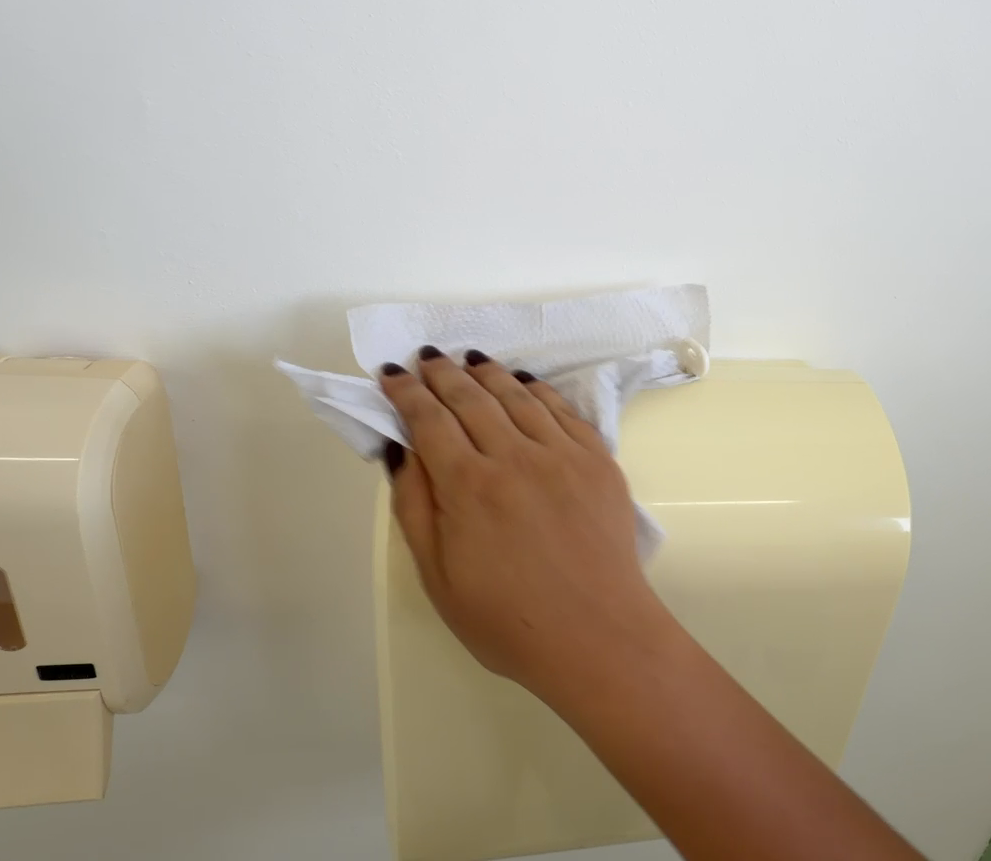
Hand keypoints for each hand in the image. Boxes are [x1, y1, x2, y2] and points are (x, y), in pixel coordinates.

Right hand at [377, 346, 676, 698]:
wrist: (596, 633)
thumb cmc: (507, 620)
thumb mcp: (438, 577)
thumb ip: (416, 507)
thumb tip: (401, 449)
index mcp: (468, 486)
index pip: (429, 421)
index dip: (407, 393)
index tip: (392, 372)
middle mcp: (514, 457)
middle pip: (471, 399)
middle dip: (443, 374)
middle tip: (428, 356)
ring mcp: (562, 454)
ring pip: (518, 397)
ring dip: (489, 373)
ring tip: (470, 358)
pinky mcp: (598, 460)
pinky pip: (563, 411)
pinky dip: (539, 391)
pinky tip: (525, 383)